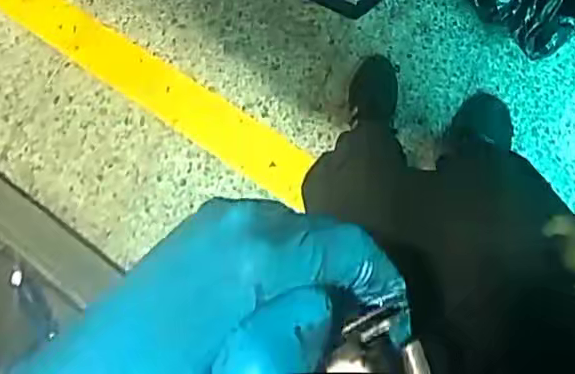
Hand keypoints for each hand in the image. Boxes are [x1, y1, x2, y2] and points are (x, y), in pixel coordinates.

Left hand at [15, 198, 407, 373]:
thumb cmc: (176, 372)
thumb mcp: (250, 368)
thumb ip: (299, 335)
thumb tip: (332, 306)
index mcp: (257, 249)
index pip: (343, 241)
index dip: (379, 276)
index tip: (398, 317)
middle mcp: (238, 216)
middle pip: (316, 231)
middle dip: (345, 272)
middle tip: (360, 324)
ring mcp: (213, 218)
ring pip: (287, 230)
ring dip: (312, 265)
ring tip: (321, 315)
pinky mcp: (197, 231)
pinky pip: (256, 234)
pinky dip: (279, 260)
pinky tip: (275, 300)